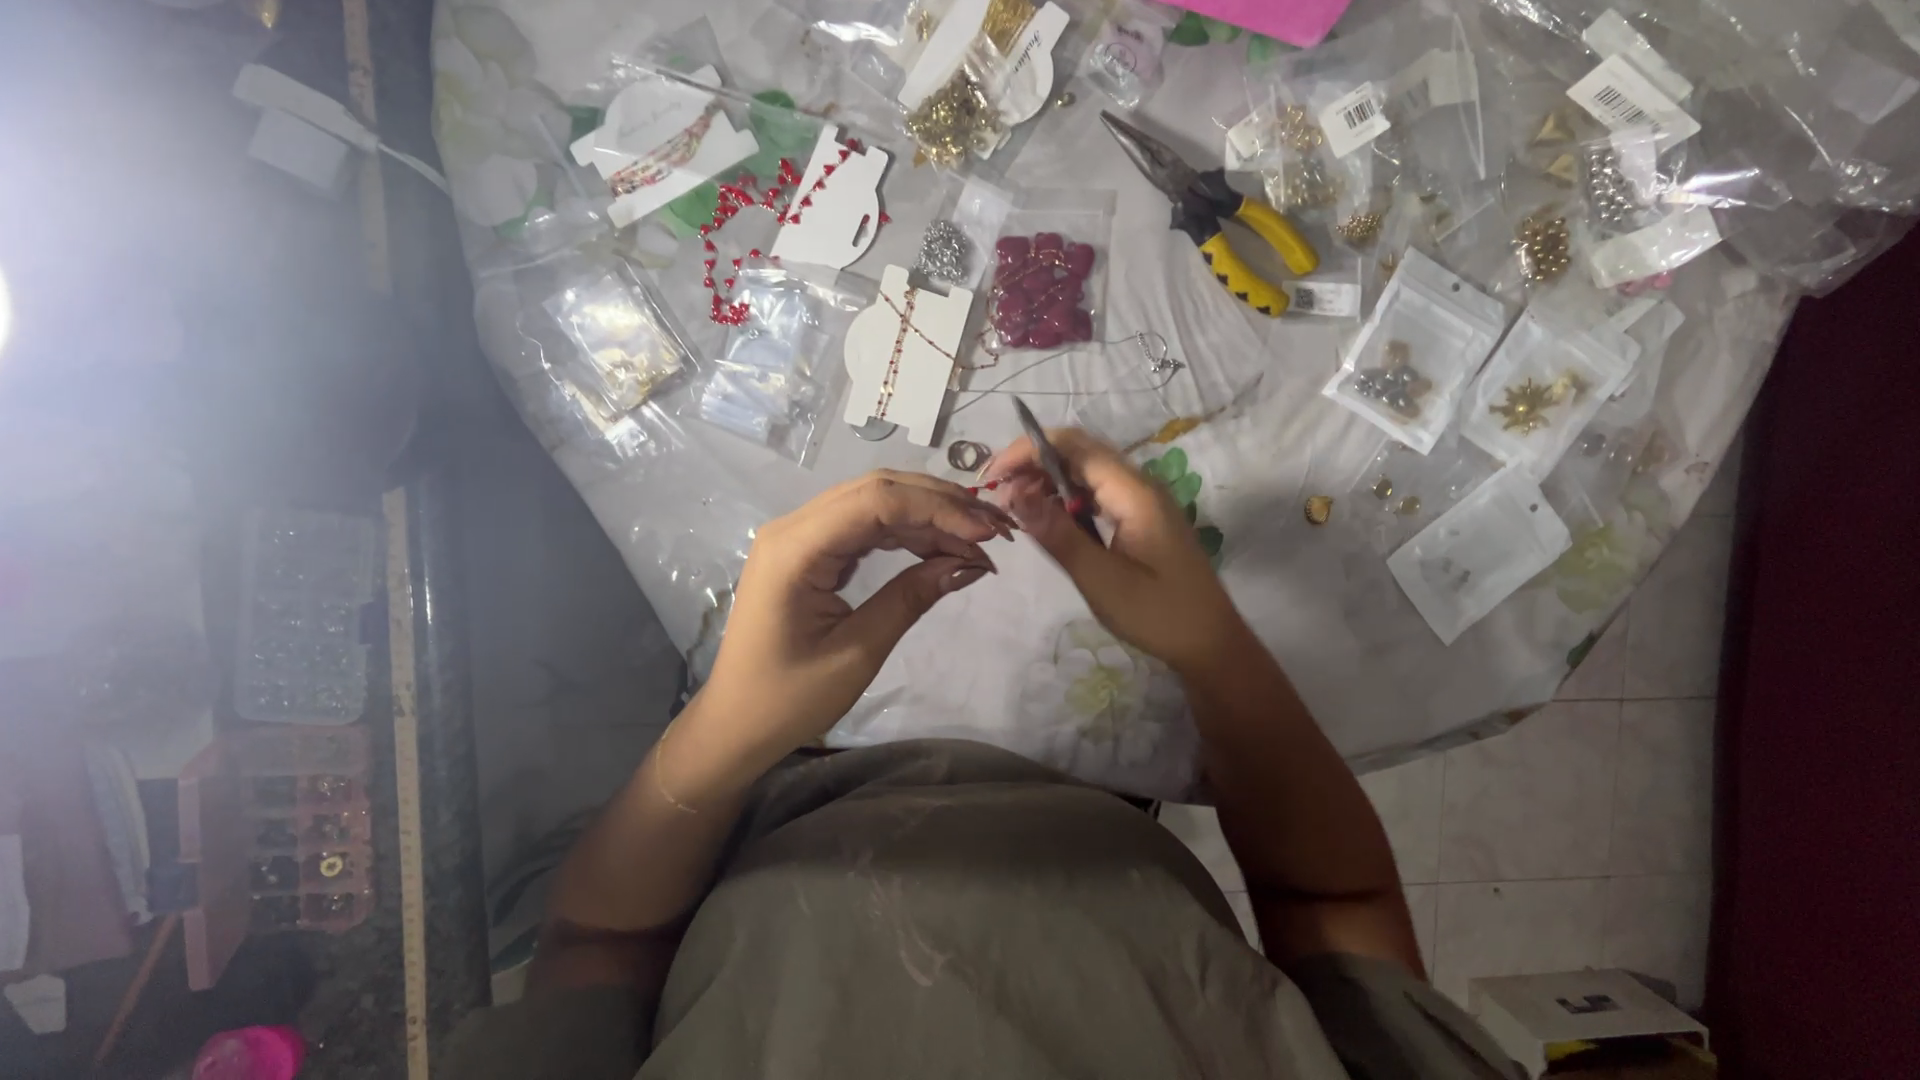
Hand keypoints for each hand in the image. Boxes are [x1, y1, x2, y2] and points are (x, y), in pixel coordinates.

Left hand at [696, 471, 1010, 758]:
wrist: (737, 723)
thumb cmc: (789, 699)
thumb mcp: (857, 652)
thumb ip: (910, 598)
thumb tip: (969, 565)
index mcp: (795, 548)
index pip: (876, 502)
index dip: (937, 508)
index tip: (986, 534)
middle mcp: (793, 527)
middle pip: (877, 491)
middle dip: (941, 504)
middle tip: (996, 531)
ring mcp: (800, 536)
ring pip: (874, 503)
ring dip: (929, 515)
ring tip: (979, 540)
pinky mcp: (811, 551)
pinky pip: (864, 525)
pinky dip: (907, 532)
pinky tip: (942, 546)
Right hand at [984, 428, 1248, 674]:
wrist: (1210, 643)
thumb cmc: (1158, 614)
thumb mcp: (1101, 579)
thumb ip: (1057, 534)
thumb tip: (1014, 494)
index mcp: (1134, 493)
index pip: (1074, 446)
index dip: (1028, 450)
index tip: (993, 476)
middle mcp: (1140, 486)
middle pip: (1080, 452)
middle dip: (1033, 462)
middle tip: (997, 493)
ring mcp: (1143, 501)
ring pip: (1087, 472)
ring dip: (1048, 480)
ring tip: (1015, 506)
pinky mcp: (1141, 519)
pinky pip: (1098, 493)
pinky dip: (1067, 498)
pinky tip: (1047, 519)